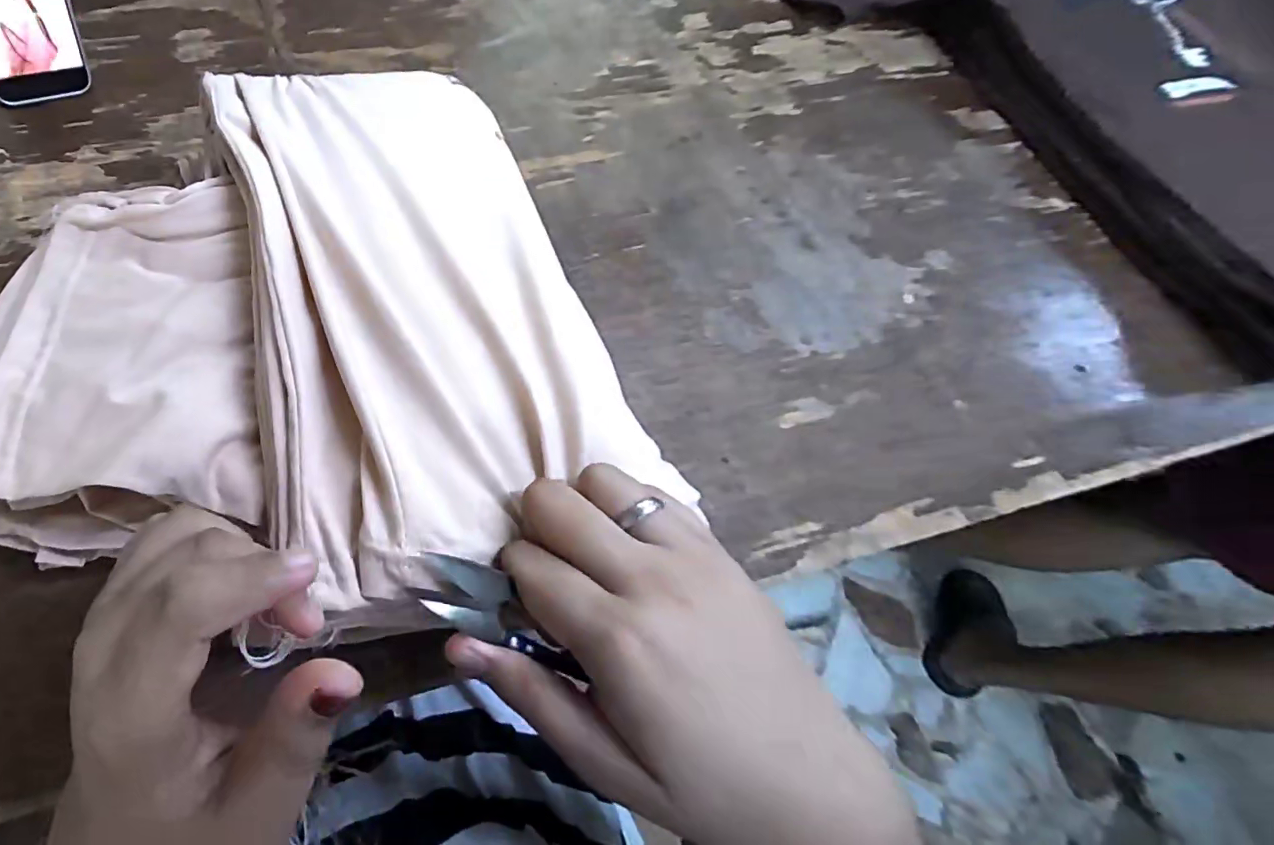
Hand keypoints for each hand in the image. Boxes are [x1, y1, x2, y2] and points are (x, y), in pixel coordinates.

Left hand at [49, 508, 363, 844]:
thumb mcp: (252, 813)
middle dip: (260, 567)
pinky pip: (163, 535)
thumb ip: (293, 743)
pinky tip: (237, 581)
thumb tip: (343, 671)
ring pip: (175, 531)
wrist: (113, 826)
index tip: (311, 575)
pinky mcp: (111, 596)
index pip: (180, 605)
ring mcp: (101, 611)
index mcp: (130, 707)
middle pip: (185, 556)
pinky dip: (212, 540)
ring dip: (238, 548)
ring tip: (271, 600)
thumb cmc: (186, 827)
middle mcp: (102, 644)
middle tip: (305, 621)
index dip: (250, 576)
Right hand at [446, 465, 916, 844]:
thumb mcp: (601, 761)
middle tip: (551, 571)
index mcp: (617, 638)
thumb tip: (455, 642)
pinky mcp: (721, 550)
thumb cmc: (697, 786)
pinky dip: (625, 507)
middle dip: (532, 526)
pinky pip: (653, 492)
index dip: (511, 577)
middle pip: (553, 499)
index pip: (526, 560)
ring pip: (600, 478)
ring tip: (590, 554)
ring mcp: (693, 557)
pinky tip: (633, 550)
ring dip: (579, 507)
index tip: (527, 609)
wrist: (818, 795)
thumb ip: (525, 693)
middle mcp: (651, 580)